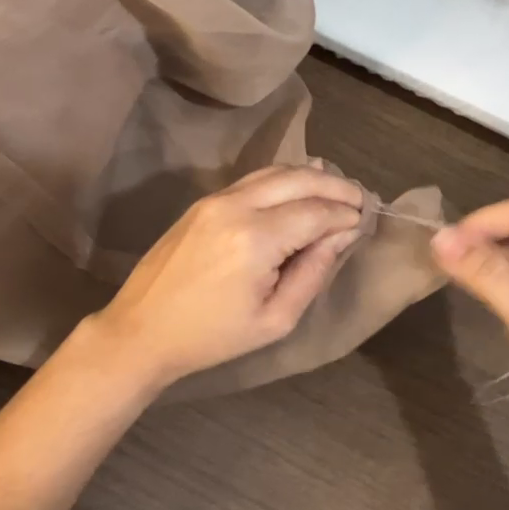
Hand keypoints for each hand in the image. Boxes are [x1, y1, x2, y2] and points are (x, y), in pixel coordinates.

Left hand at [85, 165, 365, 388]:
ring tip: (336, 191)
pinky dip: (281, 180)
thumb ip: (314, 272)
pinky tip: (298, 190)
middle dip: (334, 185)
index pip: (316, 212)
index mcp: (255, 239)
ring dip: (309, 177)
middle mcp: (235, 206)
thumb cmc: (212, 337)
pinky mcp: (202, 202)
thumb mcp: (275, 319)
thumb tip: (342, 235)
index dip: (345, 214)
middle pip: (298, 179)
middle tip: (359, 199)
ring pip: (273, 172)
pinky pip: (252, 180)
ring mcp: (215, 199)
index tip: (366, 221)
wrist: (142, 330)